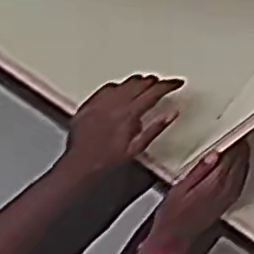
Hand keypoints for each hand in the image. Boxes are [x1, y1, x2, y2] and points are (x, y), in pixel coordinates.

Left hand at [56, 75, 182, 179]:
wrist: (77, 170)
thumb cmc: (106, 162)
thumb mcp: (136, 149)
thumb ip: (156, 128)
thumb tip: (172, 114)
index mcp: (129, 113)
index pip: (156, 90)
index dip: (169, 84)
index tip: (176, 83)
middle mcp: (115, 104)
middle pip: (141, 82)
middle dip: (154, 83)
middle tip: (160, 87)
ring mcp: (99, 104)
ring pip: (125, 82)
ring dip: (137, 83)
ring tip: (142, 88)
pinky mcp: (87, 106)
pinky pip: (106, 88)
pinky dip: (116, 88)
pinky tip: (119, 93)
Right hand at [141, 142, 250, 253]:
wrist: (172, 241)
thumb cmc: (172, 218)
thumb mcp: (179, 189)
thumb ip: (199, 169)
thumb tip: (213, 153)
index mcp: (217, 182)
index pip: (236, 152)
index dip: (235, 138)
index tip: (232, 129)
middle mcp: (228, 188)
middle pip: (243, 156)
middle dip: (239, 144)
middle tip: (231, 135)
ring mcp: (232, 194)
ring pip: (245, 164)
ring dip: (240, 154)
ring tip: (230, 146)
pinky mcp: (231, 199)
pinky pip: (242, 175)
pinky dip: (239, 165)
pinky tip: (231, 162)